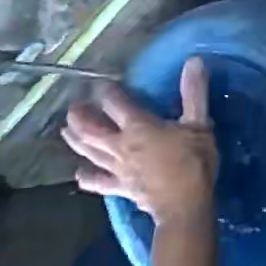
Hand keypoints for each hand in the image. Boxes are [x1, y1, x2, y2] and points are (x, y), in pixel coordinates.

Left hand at [64, 57, 218, 224]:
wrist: (185, 205)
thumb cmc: (193, 161)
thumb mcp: (199, 123)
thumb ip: (194, 92)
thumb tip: (194, 60)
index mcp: (138, 126)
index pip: (115, 103)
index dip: (108, 91)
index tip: (105, 84)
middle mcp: (120, 145)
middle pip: (90, 128)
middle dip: (80, 116)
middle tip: (75, 107)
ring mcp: (117, 168)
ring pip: (88, 151)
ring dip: (75, 140)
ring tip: (67, 130)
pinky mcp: (119, 188)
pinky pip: (98, 182)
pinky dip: (87, 176)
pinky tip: (80, 173)